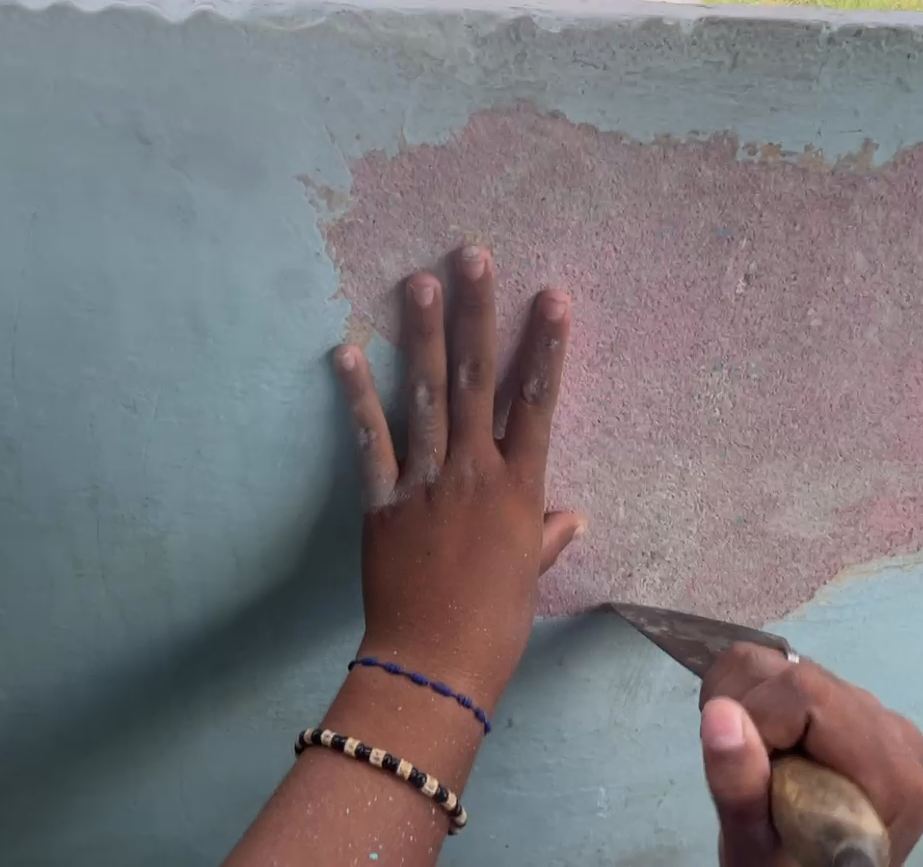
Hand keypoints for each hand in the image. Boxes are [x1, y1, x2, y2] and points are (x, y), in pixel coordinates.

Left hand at [332, 245, 584, 705]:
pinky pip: (371, 440)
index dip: (546, 347)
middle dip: (478, 313)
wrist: (436, 666)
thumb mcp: (531, 575)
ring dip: (424, 334)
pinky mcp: (383, 499)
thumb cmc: (495, 623)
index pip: (537, 403)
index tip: (552, 296)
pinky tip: (347, 351)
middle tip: (473, 256)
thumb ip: (549, 535)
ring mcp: (427, 480)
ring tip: (419, 280)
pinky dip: (358, 396)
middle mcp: (476, 470)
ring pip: (428, 394)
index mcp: (520, 487)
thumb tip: (576, 515)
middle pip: (480, 379)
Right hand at [698, 644, 922, 866]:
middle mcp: (893, 734)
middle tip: (739, 764)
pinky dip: (749, 693)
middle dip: (743, 707)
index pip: (806, 693)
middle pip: (794, 673)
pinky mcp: (848, 703)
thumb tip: (721, 711)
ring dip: (740, 699)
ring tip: (748, 755)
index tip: (745, 765)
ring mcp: (874, 714)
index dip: (757, 715)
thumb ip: (741, 787)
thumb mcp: (754, 849)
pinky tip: (759, 737)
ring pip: (782, 662)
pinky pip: (784, 667)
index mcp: (891, 775)